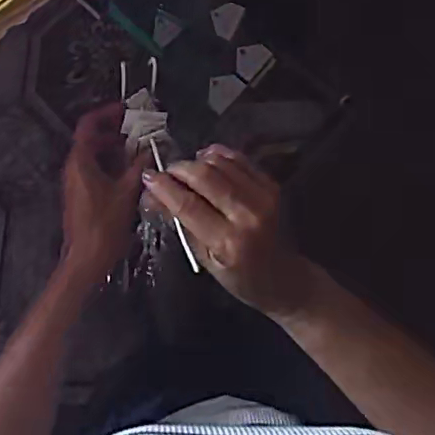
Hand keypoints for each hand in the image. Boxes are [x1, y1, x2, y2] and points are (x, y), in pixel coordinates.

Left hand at [58, 103, 142, 284]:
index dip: (105, 113)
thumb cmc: (103, 225)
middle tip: (137, 128)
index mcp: (80, 160)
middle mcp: (73, 165)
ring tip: (138, 148)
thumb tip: (150, 150)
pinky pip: (94, 167)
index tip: (125, 109)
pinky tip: (129, 170)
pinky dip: (110, 162)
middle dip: (113, 130)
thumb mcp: (126, 194)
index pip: (88, 125)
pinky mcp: (80, 191)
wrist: (85, 259)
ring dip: (113, 147)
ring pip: (93, 153)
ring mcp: (75, 178)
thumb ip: (139, 169)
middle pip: (90, 137)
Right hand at [142, 144, 319, 319]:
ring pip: (217, 162)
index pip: (187, 204)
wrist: (287, 280)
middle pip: (202, 175)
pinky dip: (216, 155)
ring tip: (188, 173)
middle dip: (177, 170)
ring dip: (195, 162)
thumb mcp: (202, 257)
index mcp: (228, 243)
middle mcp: (248, 216)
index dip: (163, 185)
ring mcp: (263, 198)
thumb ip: (177, 221)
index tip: (147, 176)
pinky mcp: (271, 185)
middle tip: (166, 174)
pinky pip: (236, 158)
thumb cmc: (240, 276)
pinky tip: (207, 164)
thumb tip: (149, 194)